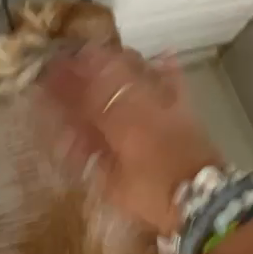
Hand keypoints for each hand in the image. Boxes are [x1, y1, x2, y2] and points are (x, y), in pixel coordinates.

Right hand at [39, 45, 222, 236]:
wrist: (205, 200)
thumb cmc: (154, 195)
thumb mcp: (112, 183)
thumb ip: (88, 156)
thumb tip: (64, 137)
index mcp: (118, 123)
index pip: (83, 96)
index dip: (64, 85)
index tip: (47, 75)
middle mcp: (139, 104)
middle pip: (107, 75)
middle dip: (85, 65)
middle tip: (68, 58)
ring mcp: (164, 102)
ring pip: (137, 70)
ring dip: (116, 58)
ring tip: (101, 52)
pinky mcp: (185, 108)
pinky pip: (174, 80)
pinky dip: (166, 66)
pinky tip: (161, 54)